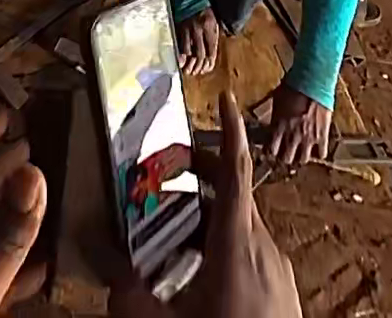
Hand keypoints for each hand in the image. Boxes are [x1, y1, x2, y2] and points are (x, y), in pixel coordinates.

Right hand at [107, 90, 301, 317]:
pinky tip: (201, 272)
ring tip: (175, 229)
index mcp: (237, 243)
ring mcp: (278, 272)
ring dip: (209, 212)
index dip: (230, 130)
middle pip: (233, 190)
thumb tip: (108, 267)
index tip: (226, 98)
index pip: (236, 169)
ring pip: (241, 222)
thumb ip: (130, 292)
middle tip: (167, 168)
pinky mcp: (284, 293)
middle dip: (201, 170)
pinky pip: (251, 249)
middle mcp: (263, 247)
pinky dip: (224, 241)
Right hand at [177, 11, 221, 75]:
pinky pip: (179, 45)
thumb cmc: (202, 7)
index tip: (207, 68)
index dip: (209, 62)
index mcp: (209, 27)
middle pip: (200, 54)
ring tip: (188, 71)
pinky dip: (180, 56)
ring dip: (189, 64)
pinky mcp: (178, 29)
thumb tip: (211, 52)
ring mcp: (187, 30)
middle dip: (199, 66)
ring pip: (189, 52)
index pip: (211, 50)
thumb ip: (212, 34)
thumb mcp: (212, 19)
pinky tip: (180, 62)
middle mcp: (199, 30)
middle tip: (197, 72)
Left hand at [264, 85, 329, 165]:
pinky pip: (321, 154)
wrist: (312, 82)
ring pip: (303, 160)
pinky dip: (318, 153)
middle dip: (284, 157)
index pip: (271, 150)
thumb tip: (274, 123)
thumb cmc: (292, 87)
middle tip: (285, 153)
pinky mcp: (322, 137)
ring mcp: (308, 138)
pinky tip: (316, 149)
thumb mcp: (277, 100)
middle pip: (286, 159)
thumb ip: (276, 116)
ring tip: (300, 153)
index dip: (271, 151)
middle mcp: (292, 136)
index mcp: (278, 126)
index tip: (271, 150)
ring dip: (300, 156)